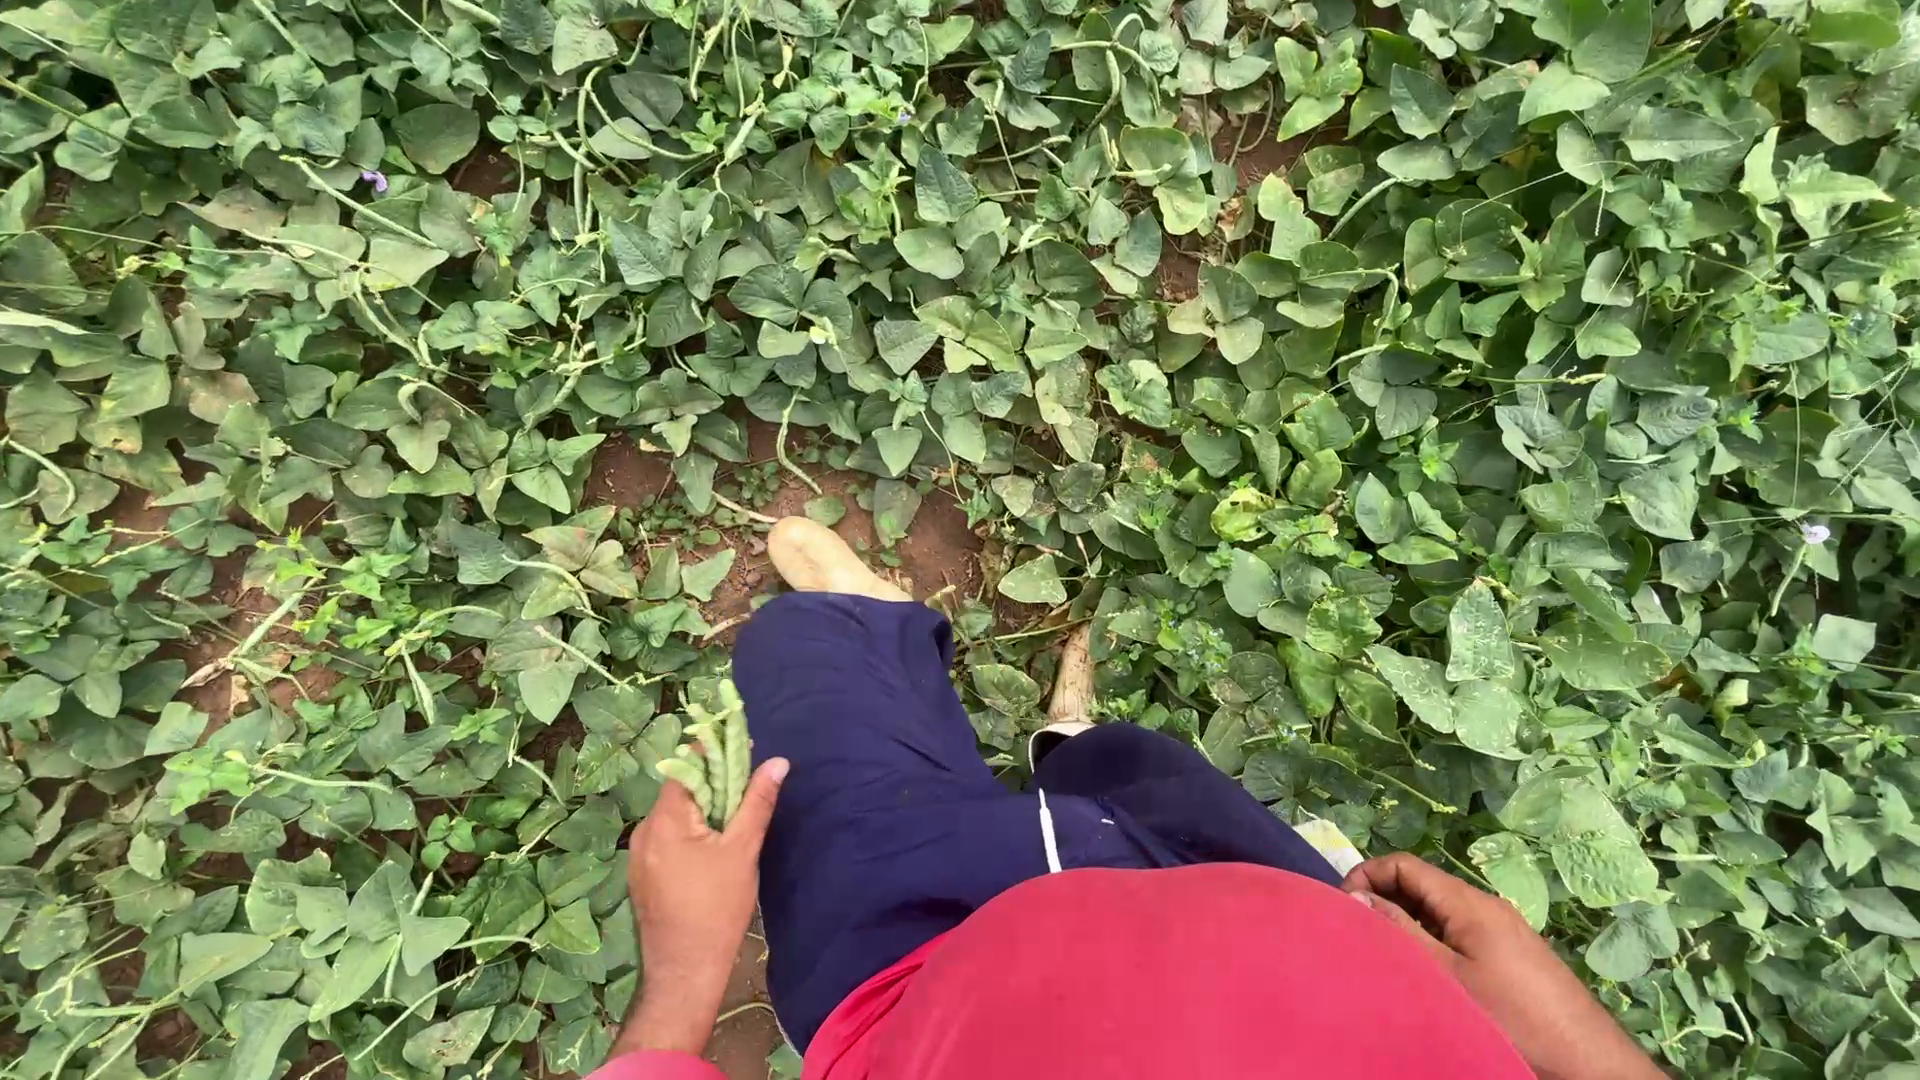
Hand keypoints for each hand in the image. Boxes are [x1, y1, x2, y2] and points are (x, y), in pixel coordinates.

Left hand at [611, 757, 788, 1058]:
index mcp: (664, 820)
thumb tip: (777, 761)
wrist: (684, 973)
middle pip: (681, 789)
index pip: (686, 766)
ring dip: (706, 807)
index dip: (715, 754)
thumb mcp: (743, 849)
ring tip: (738, 816)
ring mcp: (640, 855)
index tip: (744, 750)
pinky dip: (694, 830)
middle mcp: (644, 832)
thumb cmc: (716, 908)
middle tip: (749, 786)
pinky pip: (670, 836)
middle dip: (715, 782)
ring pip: (677, 814)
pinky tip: (717, 845)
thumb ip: (758, 801)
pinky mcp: (644, 875)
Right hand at [1344, 853, 1664, 1079]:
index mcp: (1468, 902)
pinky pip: (1457, 926)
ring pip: (1437, 906)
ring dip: (1406, 919)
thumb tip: (1357, 896)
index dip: (1367, 875)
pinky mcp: (1511, 949)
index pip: (1403, 864)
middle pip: (1420, 882)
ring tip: (1388, 950)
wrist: (1593, 1065)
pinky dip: (1431, 934)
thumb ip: (1401, 931)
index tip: (1346, 906)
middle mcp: (1484, 903)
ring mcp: (1501, 925)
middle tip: (1361, 930)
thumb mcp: (1448, 976)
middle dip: (1384, 898)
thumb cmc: (1514, 1018)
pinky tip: (1426, 966)